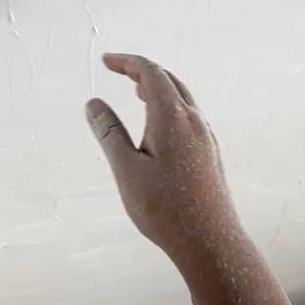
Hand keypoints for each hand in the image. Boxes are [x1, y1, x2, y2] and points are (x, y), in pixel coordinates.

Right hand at [86, 53, 247, 263]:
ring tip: (136, 91)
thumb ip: (110, 132)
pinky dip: (168, 105)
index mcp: (173, 117)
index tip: (106, 60)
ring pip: (181, 98)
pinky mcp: (209, 153)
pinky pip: (188, 115)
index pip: (150, 73)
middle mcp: (194, 121)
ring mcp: (205, 137)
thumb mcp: (127, 170)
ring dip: (157, 87)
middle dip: (142, 71)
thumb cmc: (166, 210)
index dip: (127, 62)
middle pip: (169, 80)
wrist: (211, 244)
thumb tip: (94, 103)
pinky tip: (158, 125)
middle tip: (118, 70)